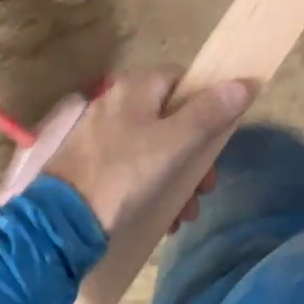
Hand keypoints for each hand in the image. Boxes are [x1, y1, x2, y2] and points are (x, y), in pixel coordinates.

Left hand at [33, 70, 254, 232]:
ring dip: (179, 179)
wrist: (59, 223)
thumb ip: (209, 114)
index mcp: (135, 88)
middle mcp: (118, 103)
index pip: (182, 79)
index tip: (218, 136)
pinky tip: (165, 219)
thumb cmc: (123, 173)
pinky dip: (154, 190)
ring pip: (156, 149)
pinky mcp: (93, 166)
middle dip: (196, 155)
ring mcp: (103, 136)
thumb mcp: (173, 144)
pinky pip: (135, 169)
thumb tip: (244, 83)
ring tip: (186, 214)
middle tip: (206, 187)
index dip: (206, 103)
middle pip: (172, 119)